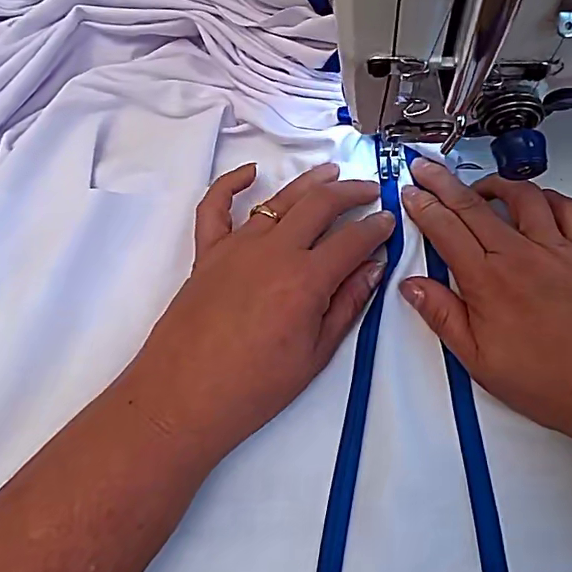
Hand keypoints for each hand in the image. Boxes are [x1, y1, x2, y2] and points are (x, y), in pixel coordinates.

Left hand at [119, 162, 394, 458]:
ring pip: (279, 199)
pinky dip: (231, 183)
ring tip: (331, 173)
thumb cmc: (250, 388)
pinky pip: (216, 206)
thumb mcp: (314, 355)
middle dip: (352, 192)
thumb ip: (346, 305)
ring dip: (310, 182)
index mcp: (304, 280)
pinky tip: (251, 173)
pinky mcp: (207, 251)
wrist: (183, 399)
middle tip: (369, 191)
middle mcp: (272, 252)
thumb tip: (372, 269)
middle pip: (321, 204)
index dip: (376, 228)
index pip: (353, 239)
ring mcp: (236, 246)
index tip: (388, 222)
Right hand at [399, 158, 571, 441]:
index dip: (422, 205)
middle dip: (442, 181)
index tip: (411, 193)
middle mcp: (521, 256)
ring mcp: (555, 250)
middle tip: (427, 169)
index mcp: (489, 281)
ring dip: (493, 182)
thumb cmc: (555, 382)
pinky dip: (546, 196)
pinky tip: (537, 199)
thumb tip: (415, 288)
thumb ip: (443, 316)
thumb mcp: (480, 361)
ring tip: (476, 184)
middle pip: (472, 203)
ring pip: (520, 195)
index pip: (445, 227)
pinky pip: (565, 209)